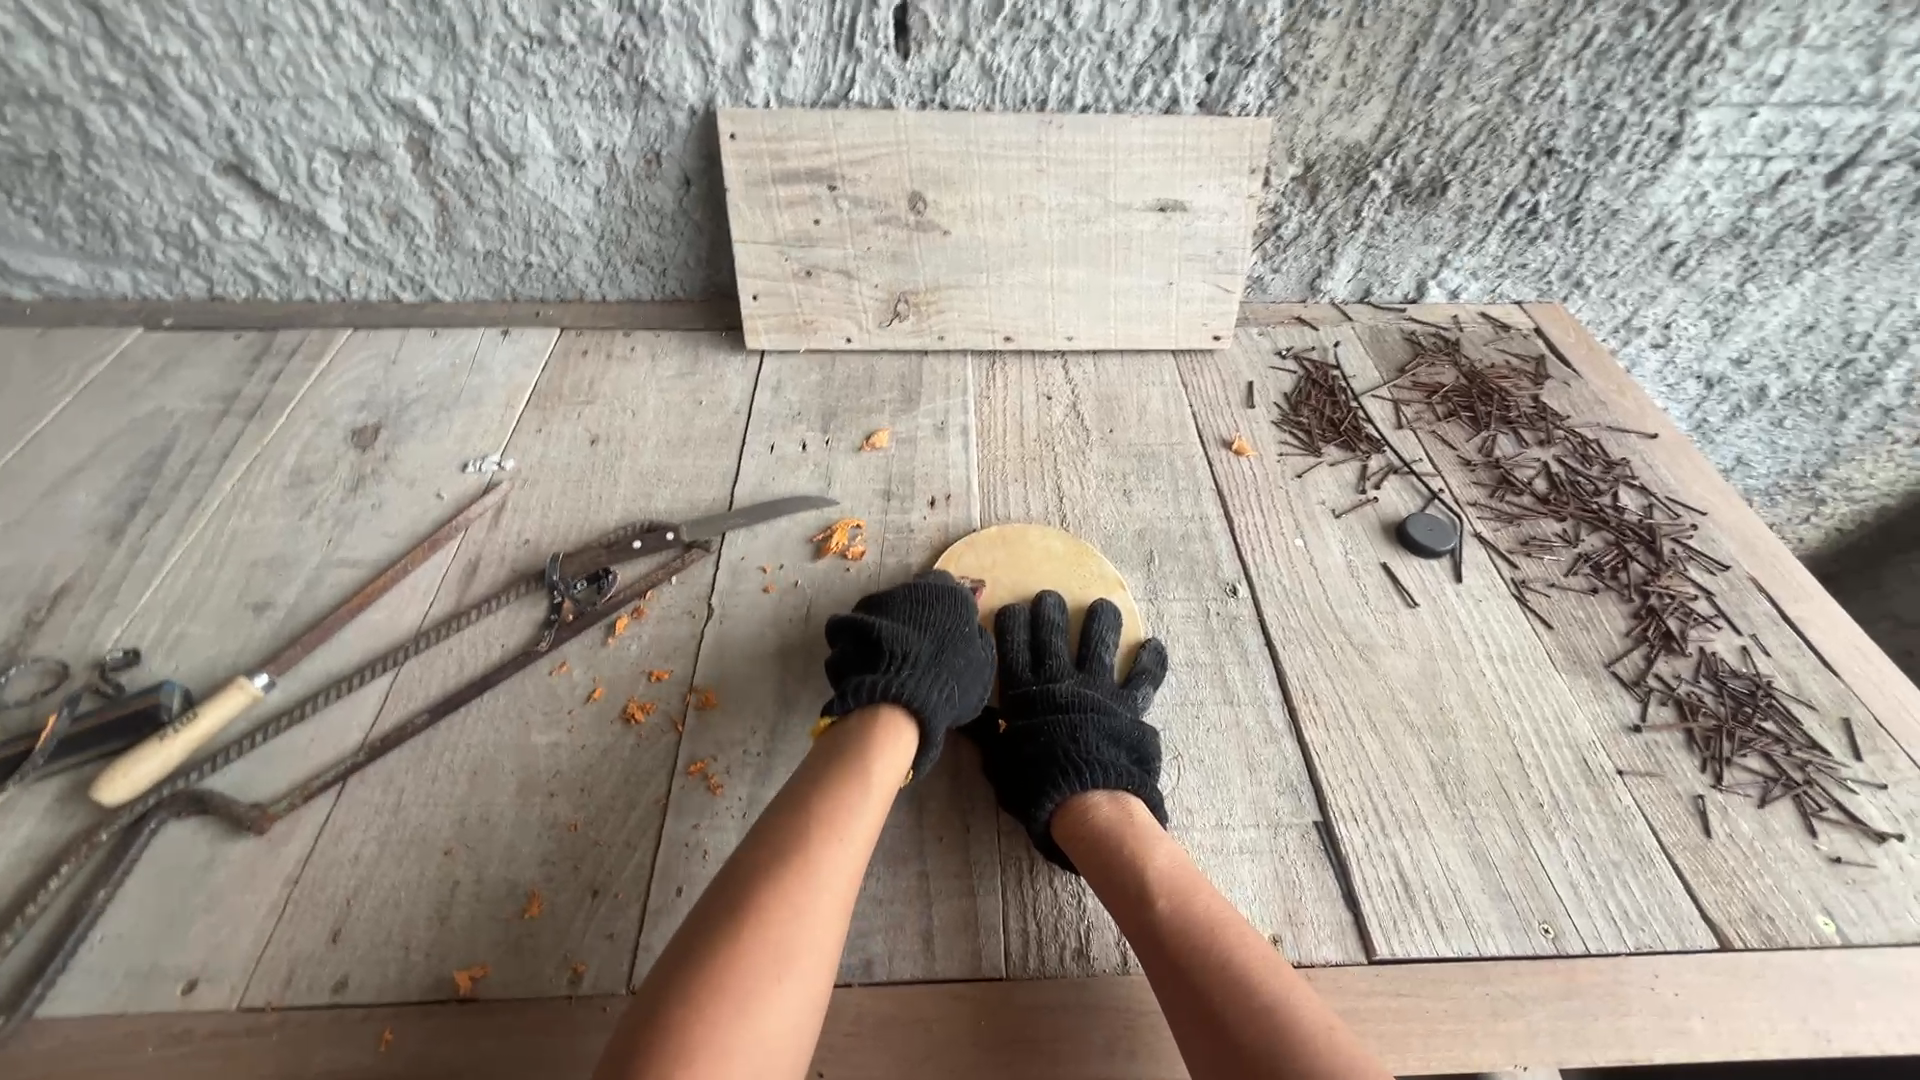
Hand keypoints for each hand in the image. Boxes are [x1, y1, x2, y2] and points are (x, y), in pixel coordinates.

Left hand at [821, 570, 994, 782]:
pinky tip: (870, 662)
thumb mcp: (981, 665)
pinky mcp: (850, 621)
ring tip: (891, 657)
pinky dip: (865, 639)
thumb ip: (977, 640)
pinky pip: (861, 627)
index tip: (947, 629)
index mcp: (949, 594)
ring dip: (890, 626)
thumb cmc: (947, 682)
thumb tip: (972, 631)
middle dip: (917, 615)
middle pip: (916, 597)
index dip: (948, 610)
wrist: (895, 700)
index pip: (950, 590)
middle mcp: (912, 588)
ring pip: (887, 609)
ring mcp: (877, 602)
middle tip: (918, 644)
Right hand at [964, 591, 1169, 871]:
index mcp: (1024, 692)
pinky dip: (1152, 660)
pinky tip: (1154, 645)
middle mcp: (1060, 680)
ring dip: (1101, 619)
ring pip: (1100, 640)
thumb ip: (988, 739)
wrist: (1088, 801)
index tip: (1012, 609)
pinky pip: (1144, 676)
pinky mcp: (1128, 703)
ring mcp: (1097, 688)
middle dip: (1049, 608)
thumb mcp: (1001, 763)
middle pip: (1053, 631)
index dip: (1011, 620)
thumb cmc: (1037, 786)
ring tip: (1101, 607)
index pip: (1013, 643)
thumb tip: (968, 726)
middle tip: (1049, 597)